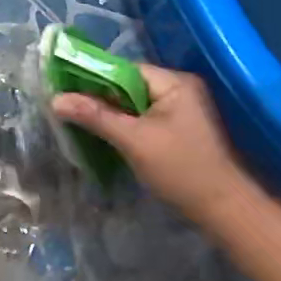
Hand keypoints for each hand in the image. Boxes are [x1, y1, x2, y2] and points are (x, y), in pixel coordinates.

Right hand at [52, 64, 254, 229]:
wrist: (225, 210)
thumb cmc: (181, 169)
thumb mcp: (132, 140)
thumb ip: (94, 115)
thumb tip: (54, 99)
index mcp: (174, 83)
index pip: (122, 69)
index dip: (92, 76)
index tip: (63, 87)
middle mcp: (178, 88)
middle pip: (125, 84)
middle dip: (97, 95)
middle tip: (66, 104)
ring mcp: (179, 109)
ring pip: (131, 101)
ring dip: (107, 110)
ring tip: (78, 117)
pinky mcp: (176, 127)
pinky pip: (140, 115)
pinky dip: (121, 122)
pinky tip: (103, 131)